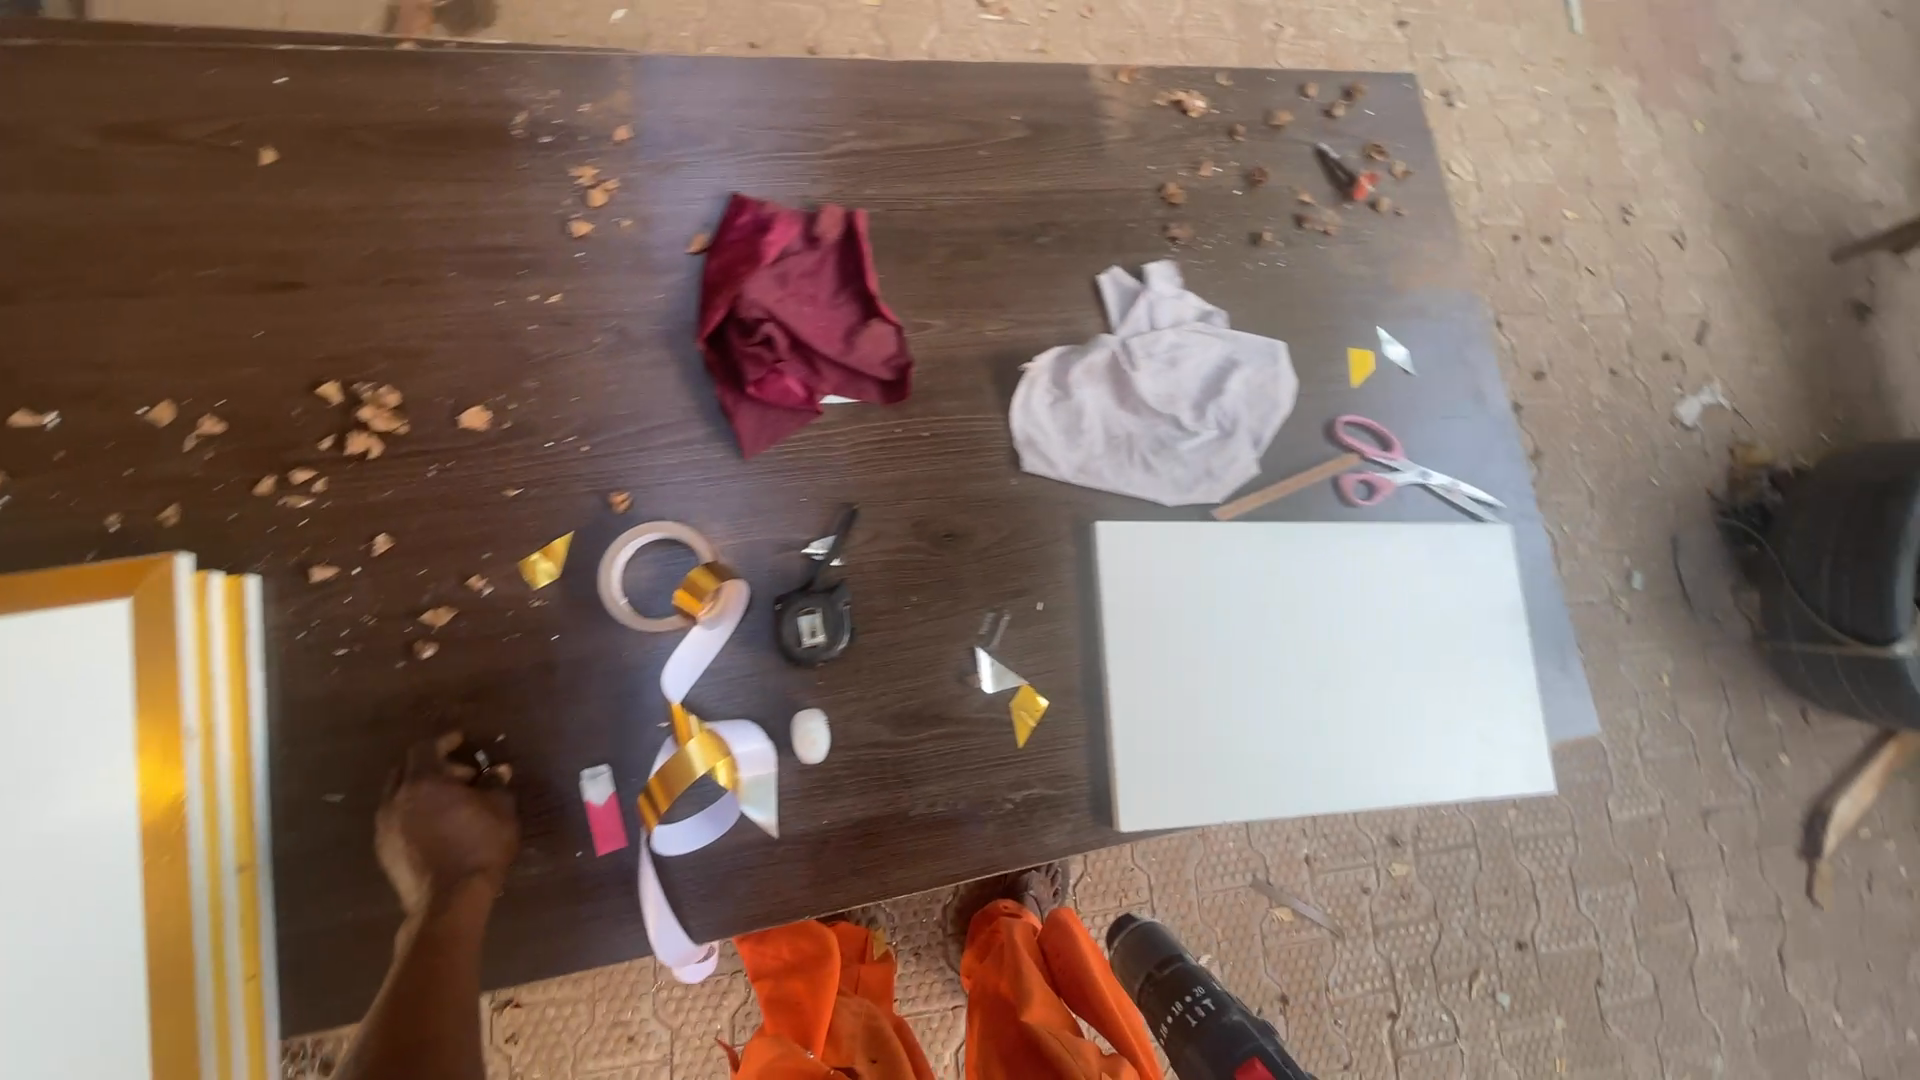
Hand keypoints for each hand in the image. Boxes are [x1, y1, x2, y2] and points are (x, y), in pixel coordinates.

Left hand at [375, 732, 519, 918]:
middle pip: (405, 768)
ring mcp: (385, 826)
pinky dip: (414, 810)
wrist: (449, 899)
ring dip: (422, 789)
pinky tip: (438, 824)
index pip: (425, 748)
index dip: (444, 740)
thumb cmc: (479, 845)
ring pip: (398, 794)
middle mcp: (396, 799)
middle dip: (433, 764)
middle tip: (462, 774)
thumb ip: (495, 785)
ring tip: (451, 801)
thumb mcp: (500, 809)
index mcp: (424, 782)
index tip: (462, 739)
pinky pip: (396, 817)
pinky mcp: (383, 849)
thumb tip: (497, 771)